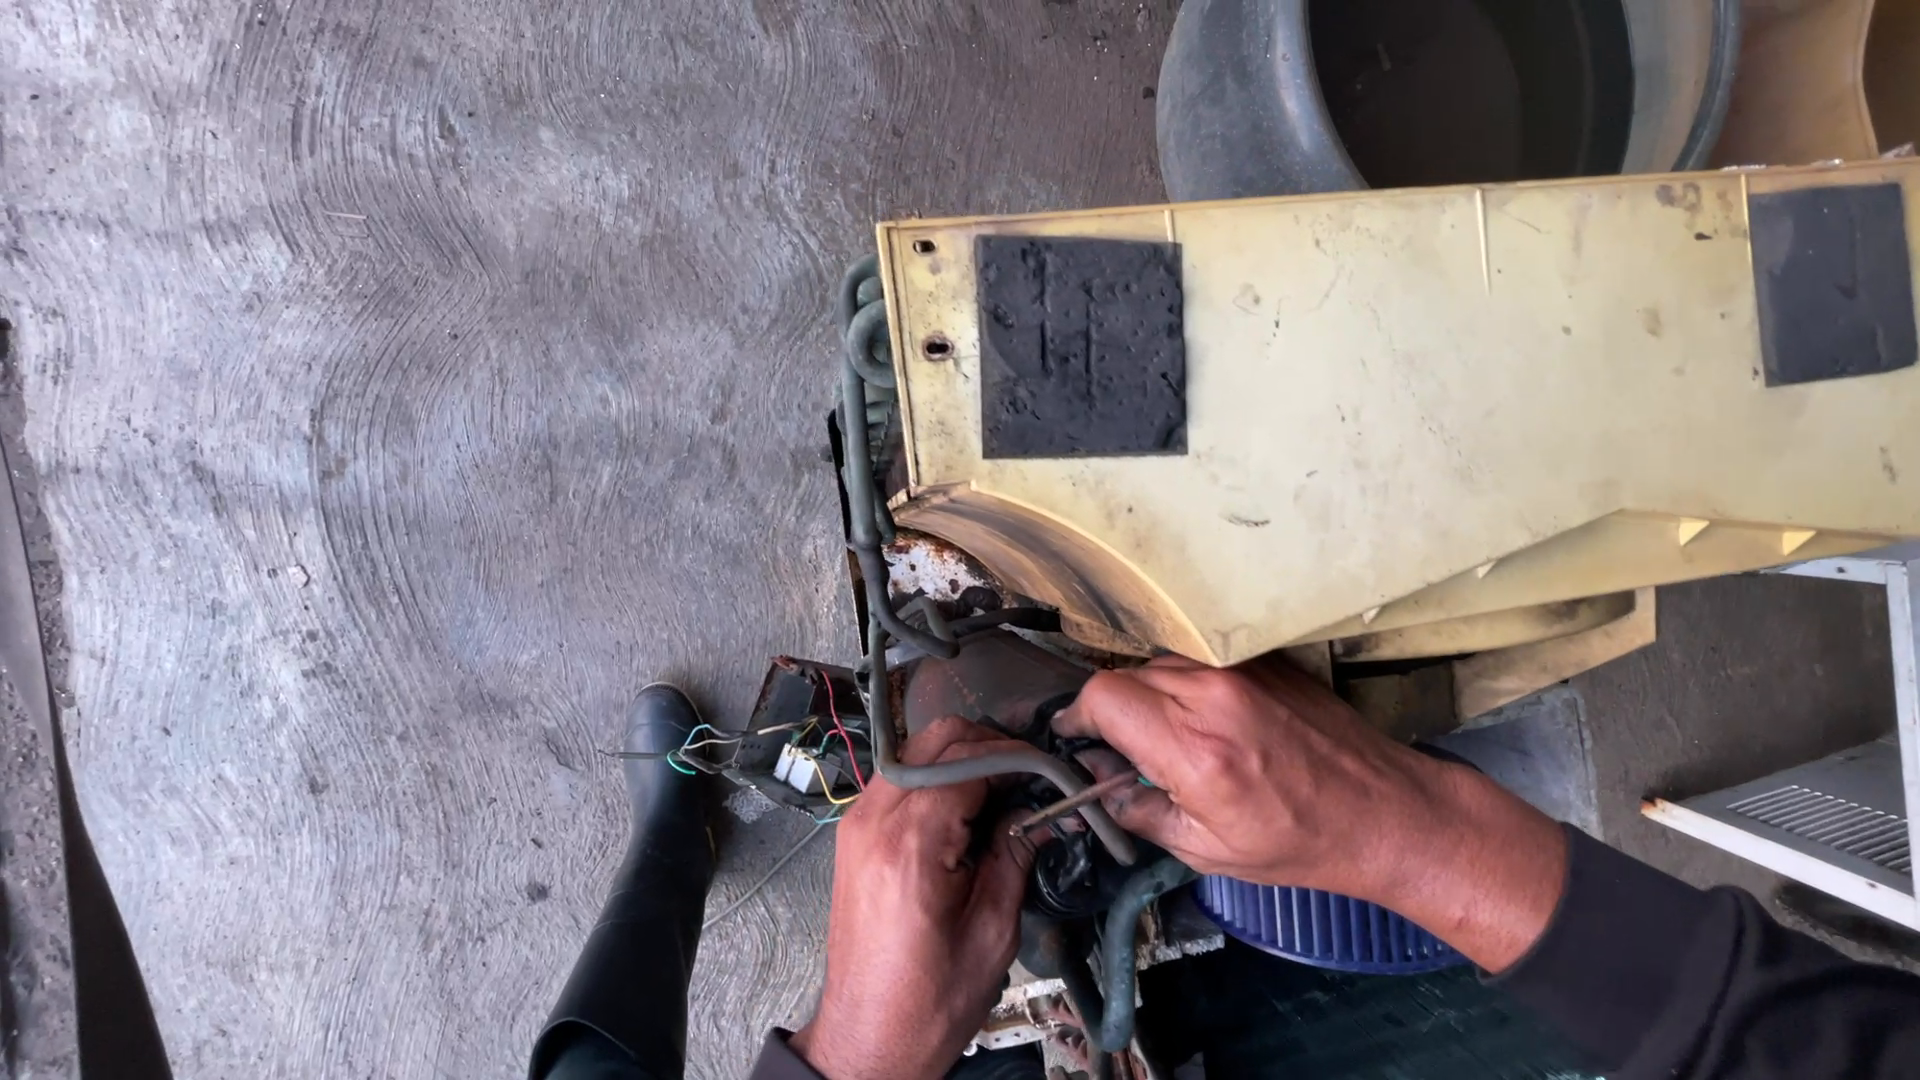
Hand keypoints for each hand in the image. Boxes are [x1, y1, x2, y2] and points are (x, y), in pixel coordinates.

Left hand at [790, 717, 1037, 1079]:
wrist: (865, 1035)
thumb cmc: (931, 998)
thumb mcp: (992, 932)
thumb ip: (1014, 855)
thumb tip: (1042, 810)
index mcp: (911, 842)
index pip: (969, 761)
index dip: (1015, 758)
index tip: (1048, 771)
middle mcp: (875, 817)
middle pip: (938, 738)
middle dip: (989, 746)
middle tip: (1028, 774)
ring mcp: (857, 820)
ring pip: (916, 749)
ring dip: (961, 754)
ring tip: (1001, 786)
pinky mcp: (852, 830)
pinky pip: (899, 774)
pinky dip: (935, 772)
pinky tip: (963, 802)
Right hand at [1054, 655, 1567, 971]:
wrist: (1385, 811)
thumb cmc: (1299, 841)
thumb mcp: (1206, 849)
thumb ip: (1138, 811)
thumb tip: (1100, 782)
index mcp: (1194, 748)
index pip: (1104, 697)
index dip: (1078, 715)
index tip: (1075, 734)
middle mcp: (1213, 696)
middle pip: (1124, 676)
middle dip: (1112, 711)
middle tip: (1124, 748)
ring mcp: (1240, 669)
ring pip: (1157, 664)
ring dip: (1147, 696)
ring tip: (1171, 736)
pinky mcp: (1261, 659)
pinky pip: (1196, 660)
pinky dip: (1184, 685)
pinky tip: (1207, 720)